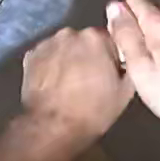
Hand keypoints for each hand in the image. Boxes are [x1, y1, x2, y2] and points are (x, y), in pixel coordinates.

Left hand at [0, 28, 132, 160]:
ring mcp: (47, 42)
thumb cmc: (93, 111)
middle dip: (88, 55)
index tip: (109, 72)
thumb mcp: (124, 91)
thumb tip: (126, 57)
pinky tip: (53, 84)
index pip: (110, 39)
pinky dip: (50, 65)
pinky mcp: (30, 54)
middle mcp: (70, 33)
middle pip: (85, 40)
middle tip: (89, 79)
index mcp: (96, 37)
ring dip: (68, 58)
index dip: (112, 56)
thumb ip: (129, 65)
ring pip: (64, 47)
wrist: (52, 127)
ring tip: (69, 83)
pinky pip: (47, 55)